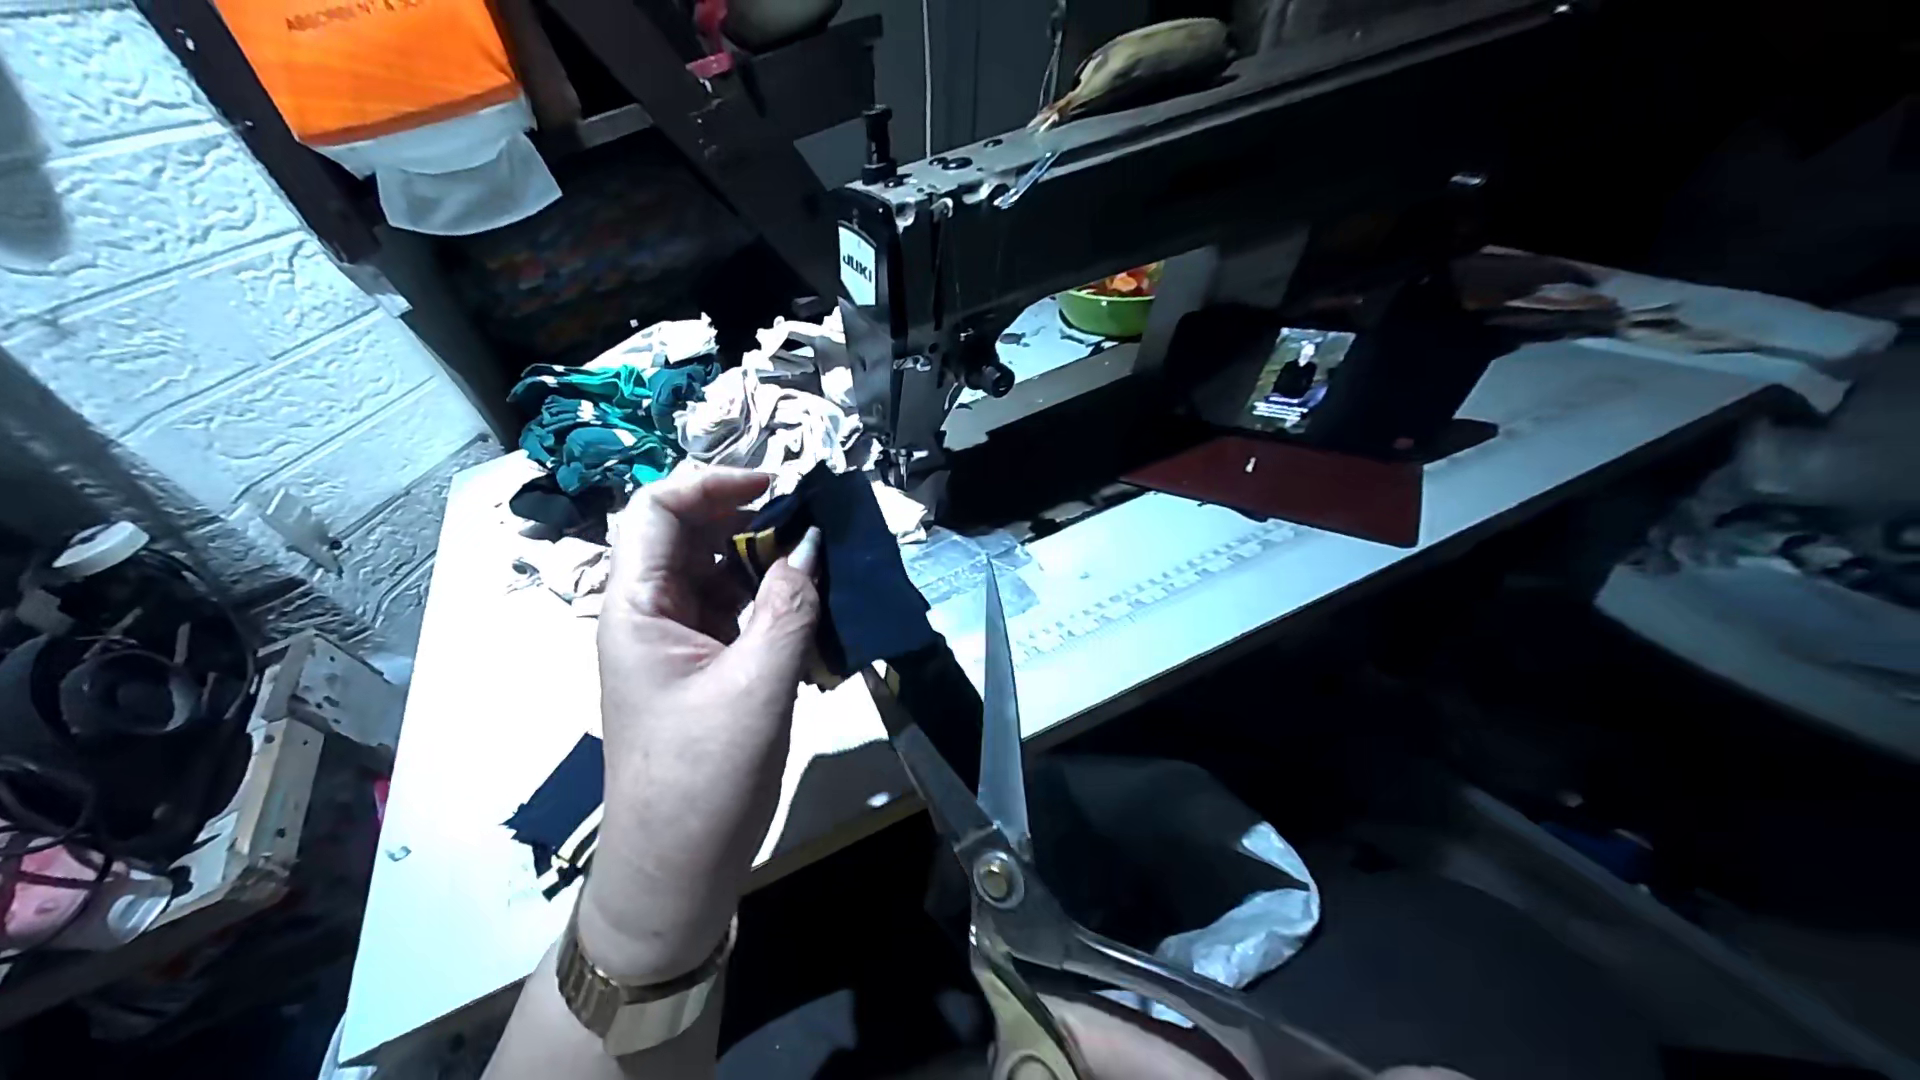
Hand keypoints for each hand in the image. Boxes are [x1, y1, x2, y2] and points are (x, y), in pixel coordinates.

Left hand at [577, 464, 822, 981]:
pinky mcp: (712, 663)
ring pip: (722, 570)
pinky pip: (742, 607)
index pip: (660, 511)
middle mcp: (655, 612)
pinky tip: (813, 601)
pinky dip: (776, 596)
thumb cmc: (702, 778)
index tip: (776, 484)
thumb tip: (813, 542)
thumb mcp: (754, 687)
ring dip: (768, 557)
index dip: (713, 483)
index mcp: (638, 608)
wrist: (679, 867)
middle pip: (693, 534)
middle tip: (812, 519)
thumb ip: (788, 608)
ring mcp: (683, 639)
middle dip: (749, 515)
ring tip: (821, 556)